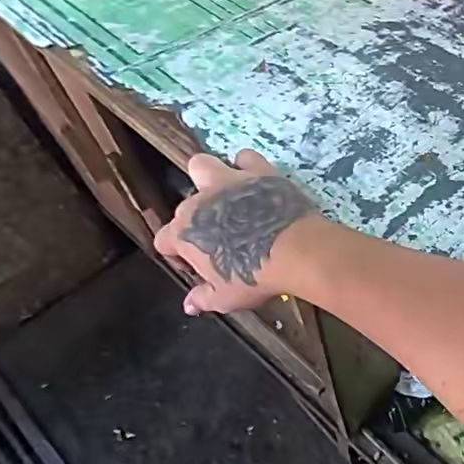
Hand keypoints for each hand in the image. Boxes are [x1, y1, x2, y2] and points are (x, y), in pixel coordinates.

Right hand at [153, 150, 319, 315]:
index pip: (165, 242)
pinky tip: (257, 180)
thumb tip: (189, 305)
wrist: (298, 250)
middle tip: (221, 236)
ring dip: (209, 178)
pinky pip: (246, 158)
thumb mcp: (226, 297)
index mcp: (183, 233)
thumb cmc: (256, 276)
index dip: (179, 255)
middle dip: (198, 219)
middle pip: (186, 207)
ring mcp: (229, 183)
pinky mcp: (259, 172)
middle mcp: (199, 202)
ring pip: (202, 166)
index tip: (199, 266)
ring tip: (227, 196)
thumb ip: (203, 298)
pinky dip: (248, 166)